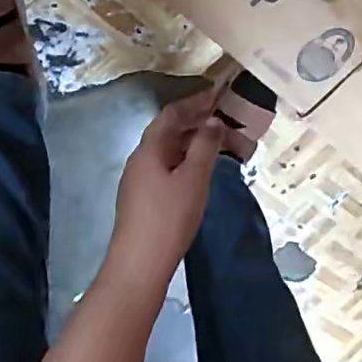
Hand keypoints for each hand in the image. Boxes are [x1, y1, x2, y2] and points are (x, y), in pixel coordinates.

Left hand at [102, 90, 224, 290]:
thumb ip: (205, 146)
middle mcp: (140, 159)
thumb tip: (214, 120)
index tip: (217, 94)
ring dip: (192, 142)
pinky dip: (186, 159)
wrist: (138, 268)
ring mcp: (139, 181)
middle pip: (168, 130)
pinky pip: (167, 166)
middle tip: (223, 117)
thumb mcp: (194, 179)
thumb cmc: (168, 219)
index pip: (172, 114)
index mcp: (149, 149)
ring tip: (218, 142)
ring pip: (168, 150)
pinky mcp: (142, 199)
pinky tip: (200, 170)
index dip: (195, 101)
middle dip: (196, 121)